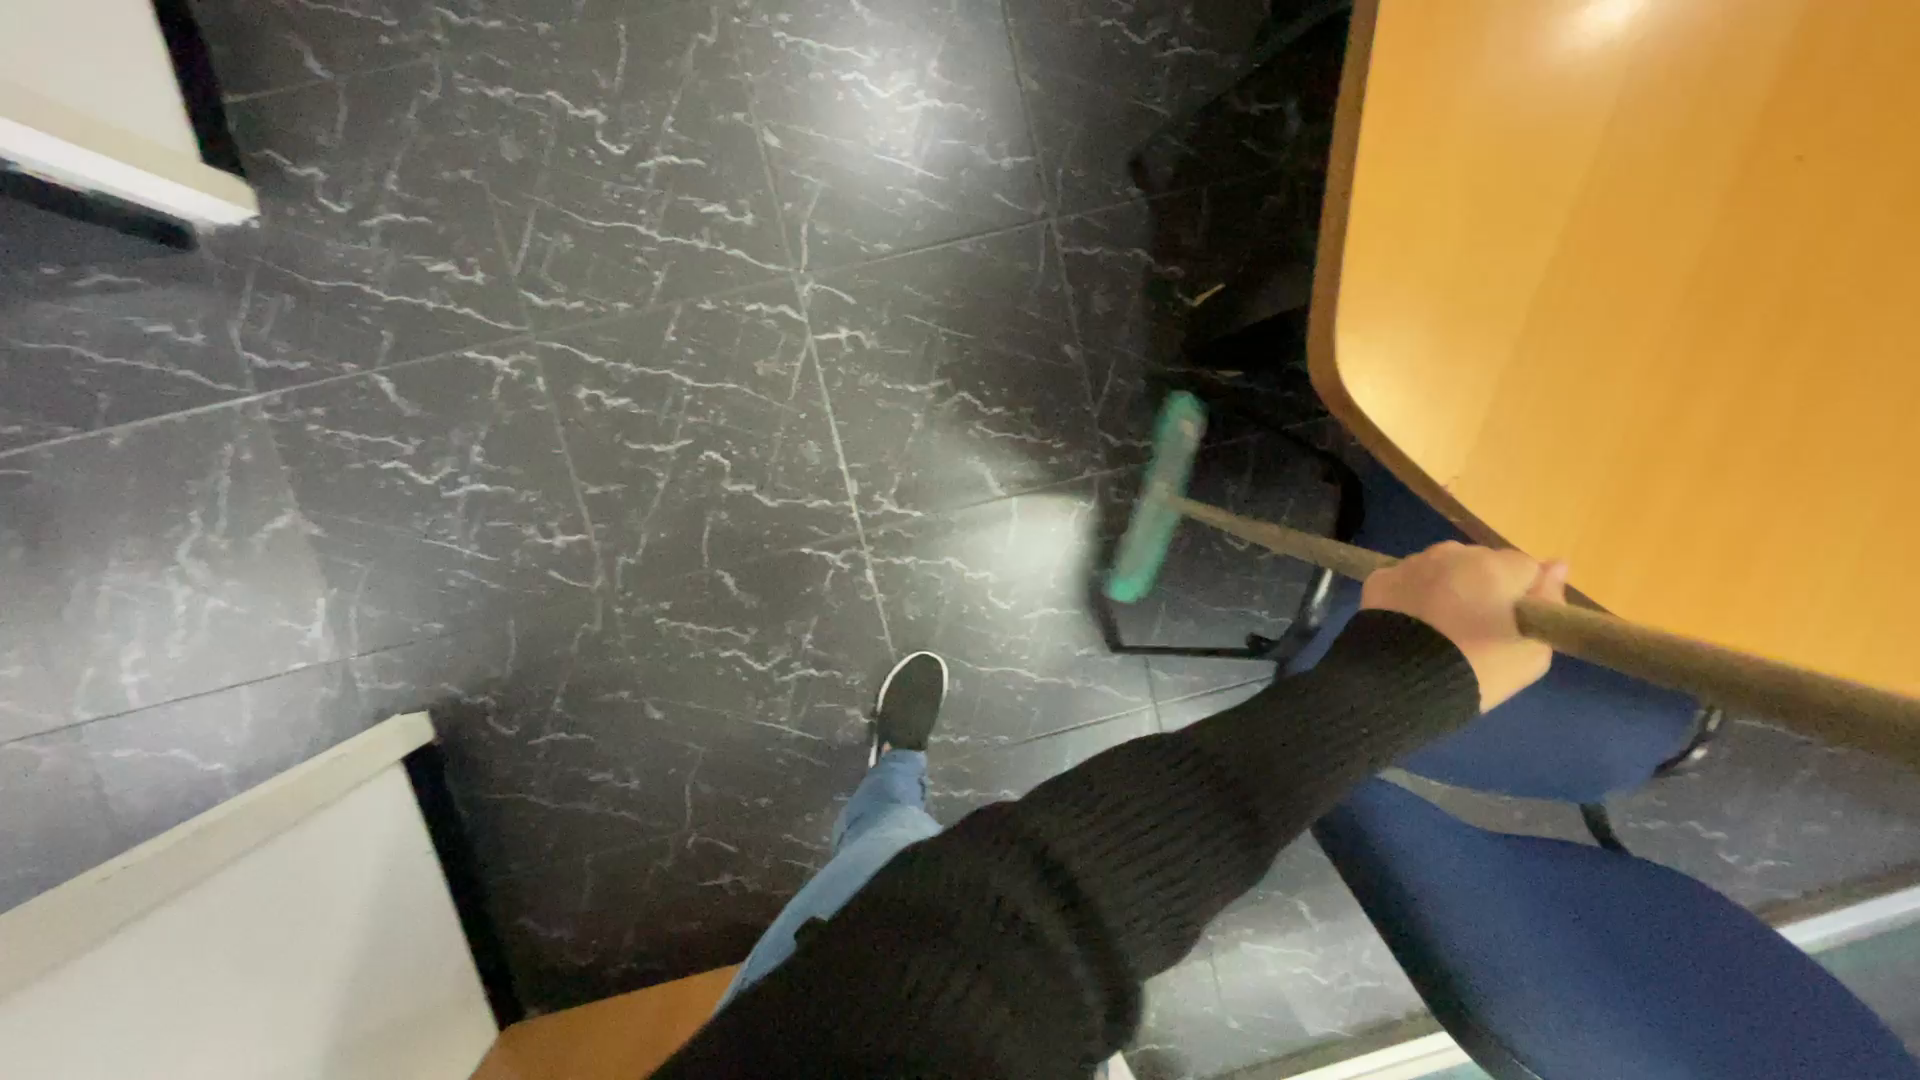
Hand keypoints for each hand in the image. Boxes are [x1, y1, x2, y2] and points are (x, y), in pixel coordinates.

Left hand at [1360, 541, 1569, 710]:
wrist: (1400, 682)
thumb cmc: (1476, 668)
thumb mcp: (1532, 650)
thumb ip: (1549, 602)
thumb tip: (1557, 565)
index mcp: (1494, 566)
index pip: (1524, 568)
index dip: (1520, 596)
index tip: (1509, 623)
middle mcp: (1450, 553)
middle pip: (1478, 562)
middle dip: (1480, 586)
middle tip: (1472, 627)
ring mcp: (1409, 564)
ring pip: (1439, 567)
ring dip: (1444, 586)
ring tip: (1438, 626)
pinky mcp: (1378, 579)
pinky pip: (1405, 581)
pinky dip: (1410, 595)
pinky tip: (1409, 623)